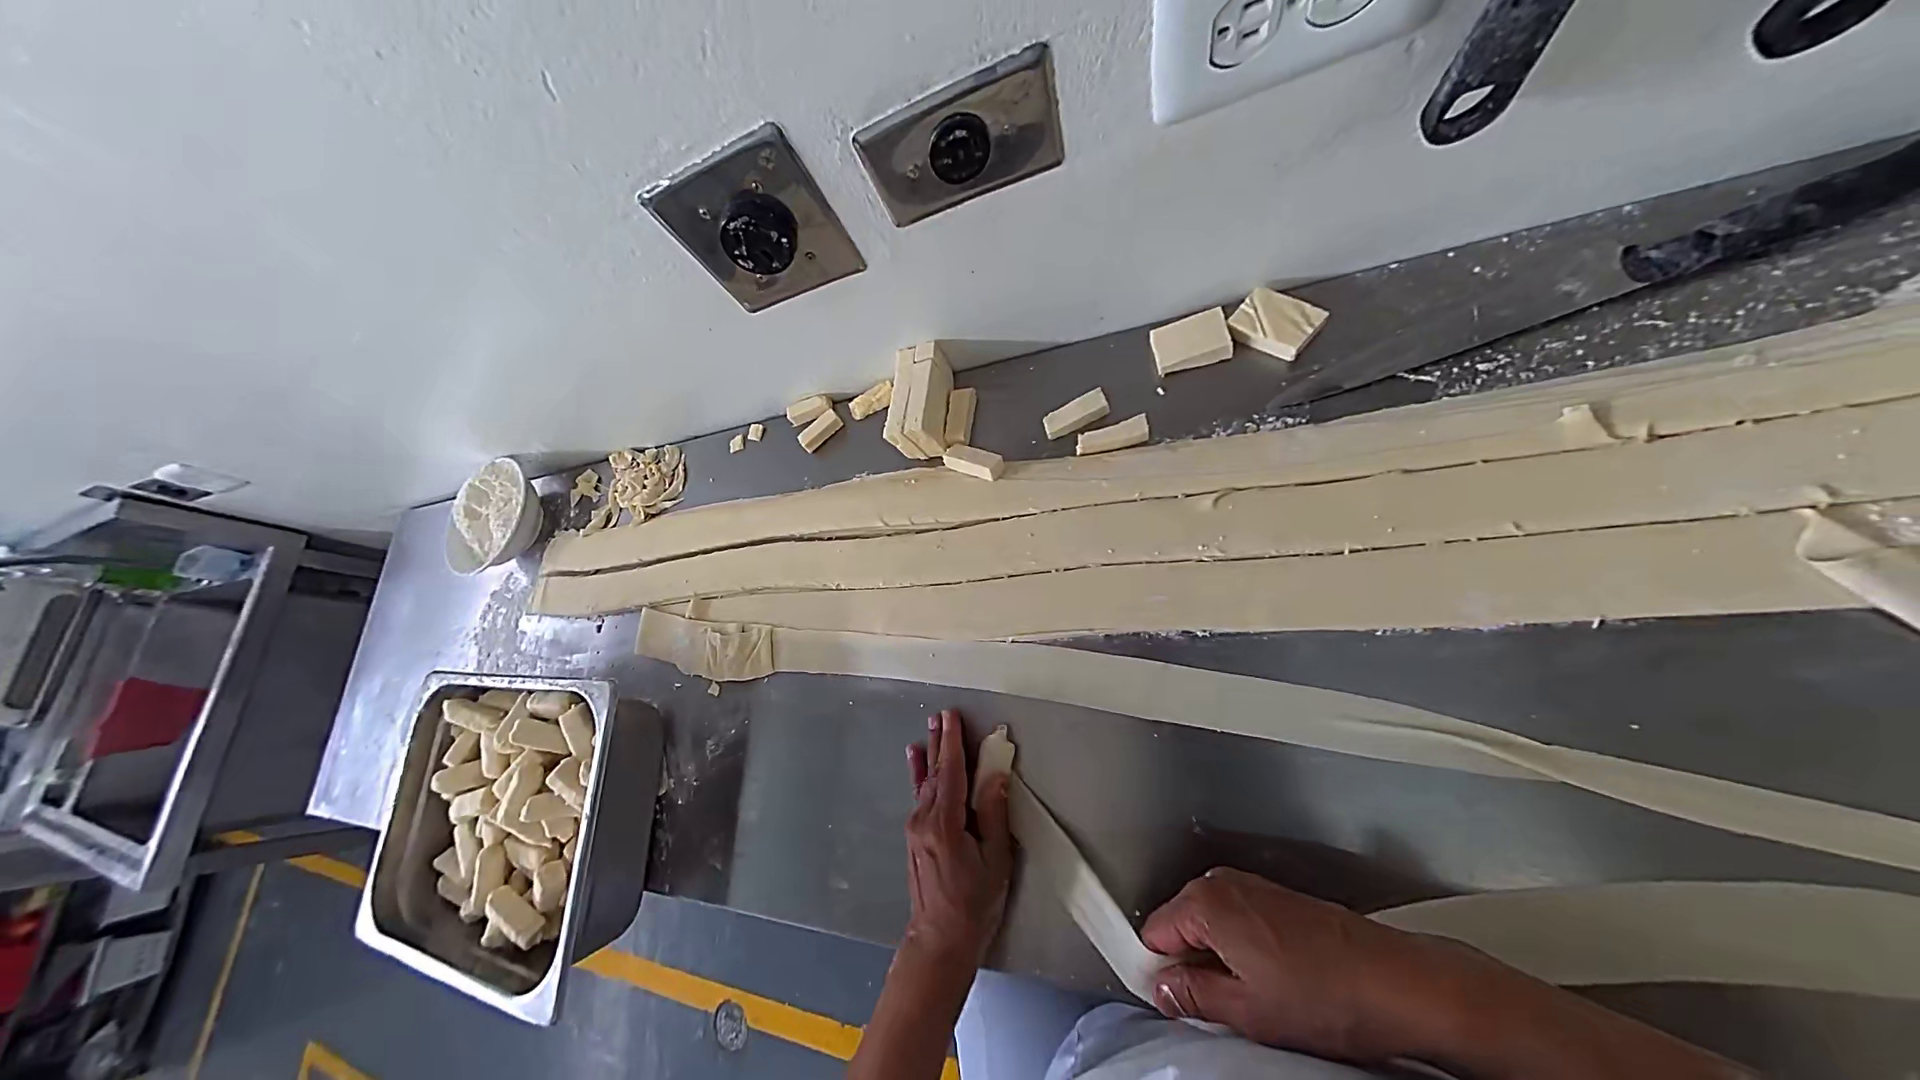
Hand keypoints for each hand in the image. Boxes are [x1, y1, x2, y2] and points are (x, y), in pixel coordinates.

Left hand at [903, 709, 1012, 966]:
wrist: (939, 939)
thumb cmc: (974, 903)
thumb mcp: (995, 859)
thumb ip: (994, 813)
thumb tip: (996, 775)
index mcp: (946, 823)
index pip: (952, 772)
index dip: (954, 743)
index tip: (953, 718)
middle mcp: (924, 819)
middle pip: (935, 772)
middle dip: (940, 742)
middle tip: (941, 715)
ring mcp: (914, 827)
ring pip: (925, 783)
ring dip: (931, 755)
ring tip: (930, 729)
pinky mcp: (913, 836)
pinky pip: (919, 797)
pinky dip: (920, 775)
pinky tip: (916, 761)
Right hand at [1142, 868, 1467, 1062]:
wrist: (1399, 983)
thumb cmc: (1331, 994)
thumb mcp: (1247, 1013)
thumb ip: (1192, 996)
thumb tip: (1165, 989)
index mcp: (1206, 902)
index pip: (1151, 932)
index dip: (1156, 969)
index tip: (1168, 995)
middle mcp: (1224, 883)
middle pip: (1178, 923)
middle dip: (1190, 962)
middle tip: (1218, 1005)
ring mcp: (1251, 886)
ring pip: (1209, 924)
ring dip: (1218, 957)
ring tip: (1254, 994)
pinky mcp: (1275, 896)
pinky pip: (1236, 919)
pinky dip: (1242, 948)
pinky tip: (1273, 978)